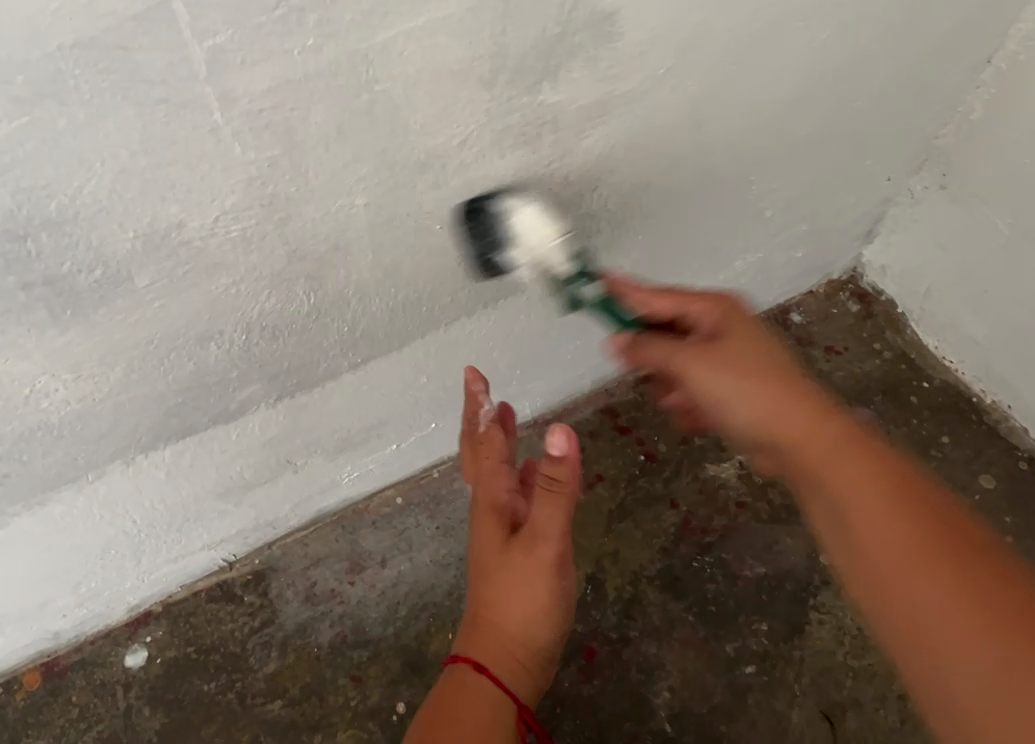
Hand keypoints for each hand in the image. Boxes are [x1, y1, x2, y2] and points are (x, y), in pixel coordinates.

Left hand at [452, 366, 580, 706]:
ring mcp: (501, 528)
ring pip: (497, 473)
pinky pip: (514, 497)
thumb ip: (556, 488)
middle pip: (482, 452)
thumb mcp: (546, 542)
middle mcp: (491, 506)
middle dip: (482, 418)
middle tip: (485, 389)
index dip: (480, 406)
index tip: (474, 372)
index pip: (485, 440)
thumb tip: (560, 427)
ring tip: (508, 419)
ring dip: (499, 443)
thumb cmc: (522, 600)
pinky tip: (535, 477)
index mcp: (493, 498)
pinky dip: (521, 476)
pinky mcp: (515, 549)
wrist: (504, 661)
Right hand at [602, 275, 844, 475]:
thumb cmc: (746, 392)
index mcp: (712, 309)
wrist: (804, 442)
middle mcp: (719, 327)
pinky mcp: (732, 389)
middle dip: (654, 359)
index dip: (623, 292)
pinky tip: (701, 418)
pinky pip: (692, 389)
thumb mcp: (689, 365)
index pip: (655, 296)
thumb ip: (647, 348)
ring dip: (671, 387)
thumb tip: (615, 340)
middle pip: (663, 333)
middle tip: (646, 374)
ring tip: (685, 403)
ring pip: (674, 366)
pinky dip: (690, 404)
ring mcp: (727, 359)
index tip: (593, 281)